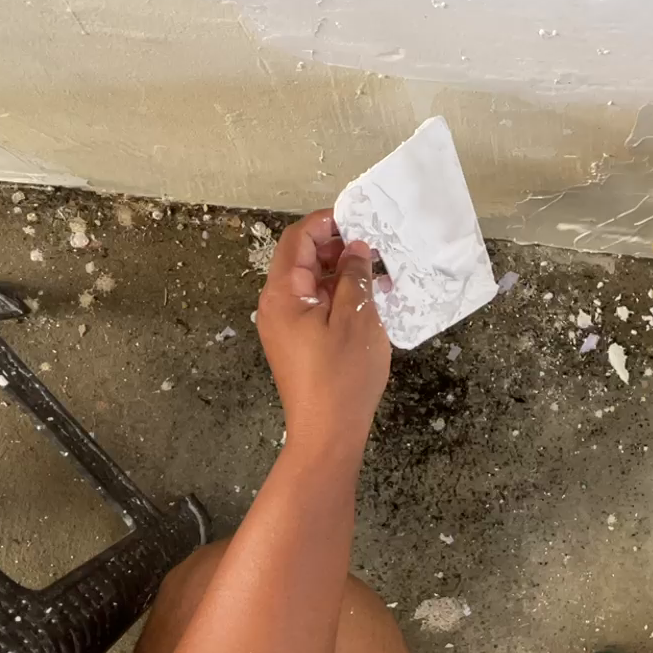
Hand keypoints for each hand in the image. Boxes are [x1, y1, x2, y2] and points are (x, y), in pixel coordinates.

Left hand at [256, 210, 391, 460]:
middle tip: (374, 247)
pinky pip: (315, 305)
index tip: (361, 220)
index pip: (298, 239)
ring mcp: (284, 326)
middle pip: (301, 259)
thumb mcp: (357, 318)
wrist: (327, 433)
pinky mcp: (296, 342)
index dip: (327, 222)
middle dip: (336, 247)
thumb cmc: (343, 376)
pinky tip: (366, 301)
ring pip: (310, 283)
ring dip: (340, 272)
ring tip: (376, 273)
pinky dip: (337, 295)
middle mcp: (275, 305)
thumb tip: (356, 249)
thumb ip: (355, 276)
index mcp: (282, 293)